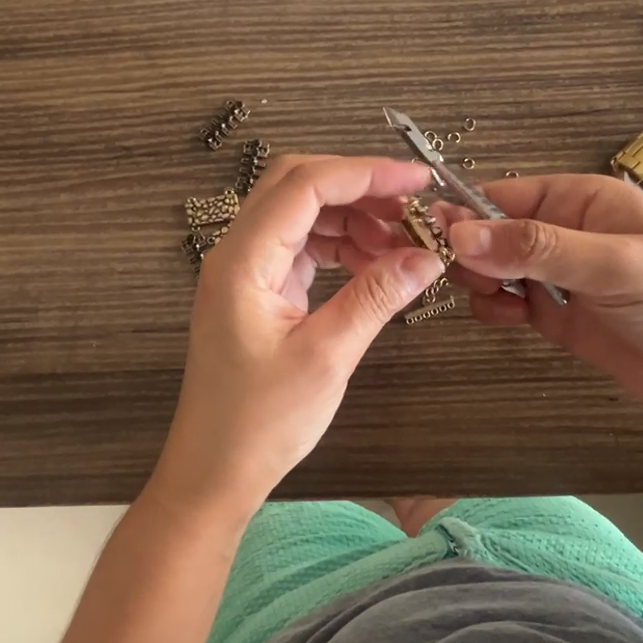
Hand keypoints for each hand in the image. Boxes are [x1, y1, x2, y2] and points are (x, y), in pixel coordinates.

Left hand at [152, 156, 446, 513]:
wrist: (215, 469)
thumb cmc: (259, 422)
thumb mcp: (326, 356)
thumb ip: (375, 297)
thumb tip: (427, 255)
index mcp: (242, 260)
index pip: (304, 185)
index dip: (365, 172)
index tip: (419, 181)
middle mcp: (237, 254)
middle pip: (298, 188)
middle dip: (359, 190)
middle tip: (414, 210)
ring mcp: (245, 272)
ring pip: (302, 217)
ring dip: (353, 220)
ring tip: (403, 246)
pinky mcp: (258, 291)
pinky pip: (301, 250)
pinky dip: (340, 248)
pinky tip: (375, 267)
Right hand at [438, 174, 642, 420]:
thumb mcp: (617, 265)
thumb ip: (537, 248)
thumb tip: (459, 234)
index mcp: (582, 202)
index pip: (505, 196)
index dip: (464, 212)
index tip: (430, 237)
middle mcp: (564, 234)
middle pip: (489, 232)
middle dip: (468, 251)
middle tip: (464, 277)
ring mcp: (559, 278)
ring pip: (492, 269)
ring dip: (479, 281)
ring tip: (493, 298)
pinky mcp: (557, 318)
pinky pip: (507, 304)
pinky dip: (495, 309)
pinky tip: (508, 319)